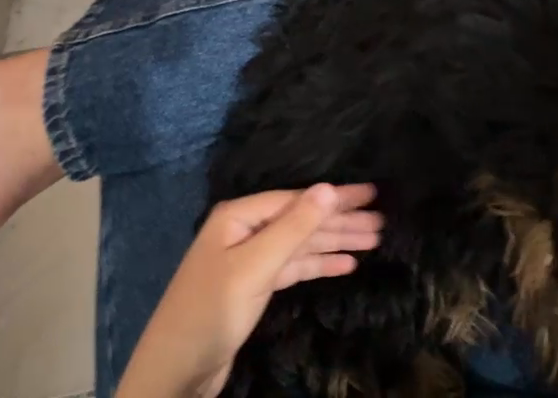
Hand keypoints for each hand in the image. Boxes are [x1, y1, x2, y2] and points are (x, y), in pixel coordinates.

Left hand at [115, 183, 382, 397]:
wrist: (175, 370)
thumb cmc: (211, 311)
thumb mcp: (254, 267)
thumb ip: (293, 228)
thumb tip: (328, 187)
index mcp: (240, 216)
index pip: (298, 199)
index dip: (336, 197)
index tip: (373, 194)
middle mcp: (245, 230)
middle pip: (302, 220)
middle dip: (341, 220)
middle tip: (382, 221)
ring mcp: (249, 259)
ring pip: (301, 245)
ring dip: (336, 242)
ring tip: (375, 240)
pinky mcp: (254, 287)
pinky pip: (294, 267)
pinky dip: (320, 264)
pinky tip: (346, 264)